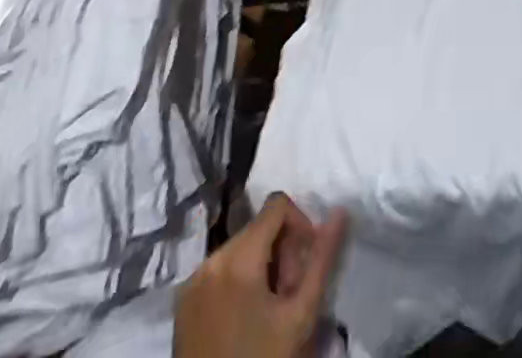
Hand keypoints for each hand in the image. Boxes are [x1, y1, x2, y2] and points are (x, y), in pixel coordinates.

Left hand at [174, 193, 348, 357]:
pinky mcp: (182, 300)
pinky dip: (239, 278)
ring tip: (270, 306)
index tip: (305, 261)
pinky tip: (246, 315)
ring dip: (262, 264)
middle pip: (258, 227)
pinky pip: (220, 268)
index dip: (300, 223)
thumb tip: (339, 212)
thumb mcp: (301, 312)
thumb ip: (322, 258)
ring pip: (240, 246)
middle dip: (282, 249)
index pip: (276, 205)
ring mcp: (191, 281)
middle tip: (290, 292)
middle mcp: (209, 260)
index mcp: (237, 259)